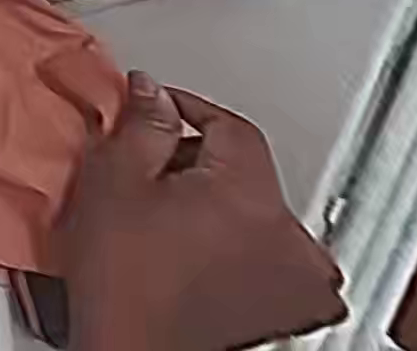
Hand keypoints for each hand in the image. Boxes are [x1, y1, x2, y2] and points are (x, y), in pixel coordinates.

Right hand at [59, 72, 347, 350]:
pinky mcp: (293, 307)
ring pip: (257, 204)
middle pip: (246, 166)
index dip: (187, 106)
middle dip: (195, 154)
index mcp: (251, 200)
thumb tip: (154, 90)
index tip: (156, 103)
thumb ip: (144, 123)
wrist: (130, 340)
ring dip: (214, 191)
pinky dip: (235, 229)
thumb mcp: (116, 173)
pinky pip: (272, 244)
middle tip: (145, 158)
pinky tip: (188, 235)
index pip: (232, 127)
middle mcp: (293, 242)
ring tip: (162, 200)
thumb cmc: (120, 267)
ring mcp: (300, 281)